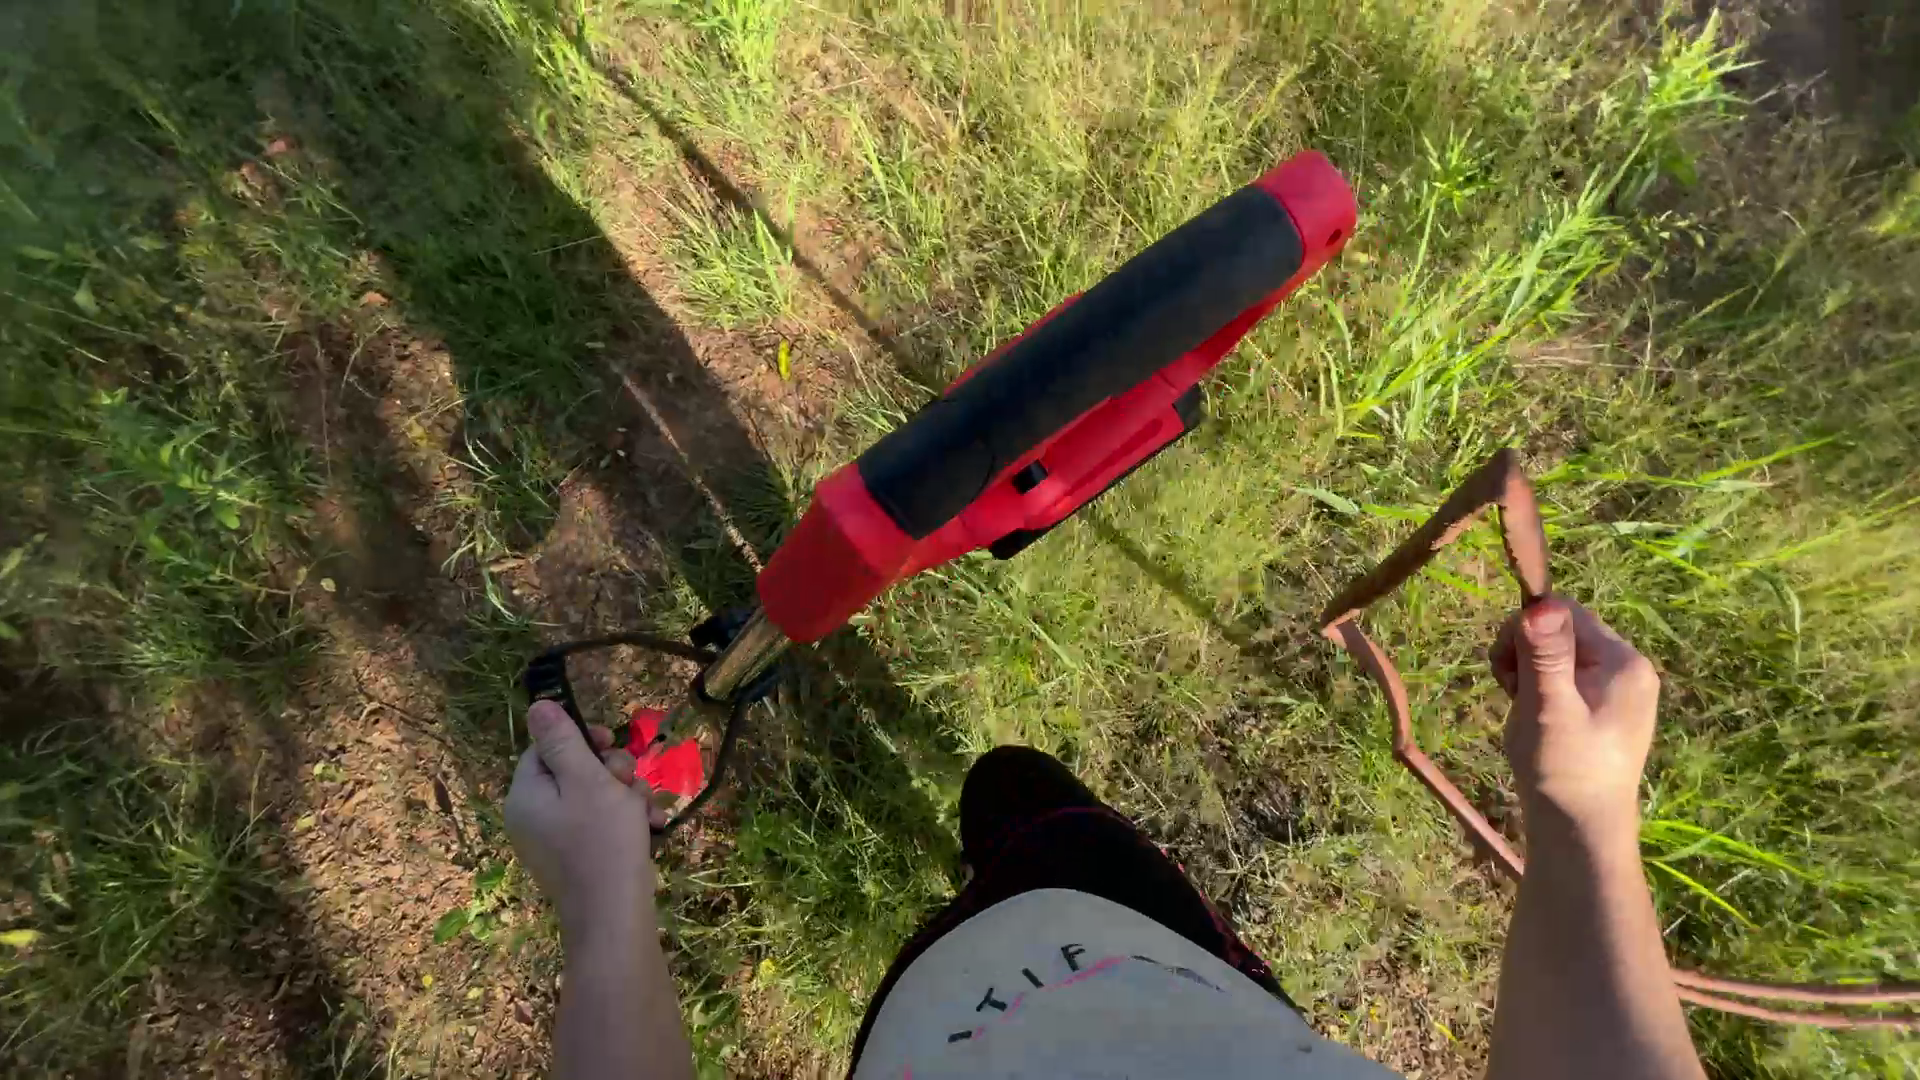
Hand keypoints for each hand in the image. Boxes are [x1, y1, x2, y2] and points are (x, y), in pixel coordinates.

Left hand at [505, 701, 664, 930]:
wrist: (614, 914)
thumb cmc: (602, 840)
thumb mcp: (588, 781)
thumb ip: (564, 741)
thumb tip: (536, 705)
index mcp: (527, 795)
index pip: (547, 748)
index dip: (582, 739)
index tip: (612, 742)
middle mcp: (534, 815)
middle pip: (574, 770)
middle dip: (613, 771)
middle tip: (631, 782)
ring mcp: (555, 838)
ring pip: (596, 794)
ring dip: (628, 795)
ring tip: (646, 811)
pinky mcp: (577, 855)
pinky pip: (601, 821)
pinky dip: (627, 819)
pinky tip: (651, 826)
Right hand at [1491, 596, 1658, 845]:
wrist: (1578, 821)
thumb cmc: (1563, 765)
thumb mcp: (1548, 707)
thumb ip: (1546, 656)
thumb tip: (1542, 605)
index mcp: (1622, 662)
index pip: (1563, 612)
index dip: (1525, 630)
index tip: (1508, 667)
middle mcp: (1625, 666)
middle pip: (1557, 628)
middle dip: (1521, 650)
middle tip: (1511, 689)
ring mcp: (1613, 685)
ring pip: (1551, 649)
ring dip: (1523, 667)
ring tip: (1520, 702)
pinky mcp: (1597, 701)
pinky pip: (1557, 671)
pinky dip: (1533, 683)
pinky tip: (1529, 708)